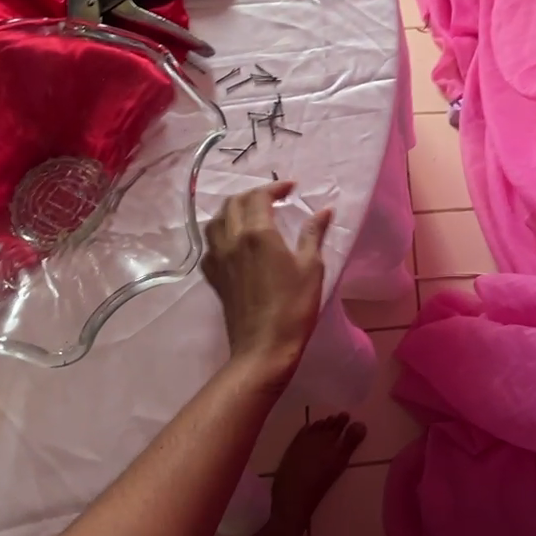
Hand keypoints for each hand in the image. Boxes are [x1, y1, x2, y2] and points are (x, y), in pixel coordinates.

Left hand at [202, 182, 333, 385]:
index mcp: (257, 233)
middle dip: (254, 194)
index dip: (275, 187)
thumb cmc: (293, 307)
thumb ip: (313, 234)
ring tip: (252, 213)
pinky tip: (235, 241)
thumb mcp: (312, 267)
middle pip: (234, 202)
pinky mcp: (213, 277)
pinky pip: (210, 244)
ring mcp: (219, 259)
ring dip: (233, 209)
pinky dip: (221, 232)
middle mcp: (233, 240)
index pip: (259, 196)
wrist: (264, 349)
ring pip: (216, 220)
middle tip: (274, 198)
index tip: (292, 188)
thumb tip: (324, 211)